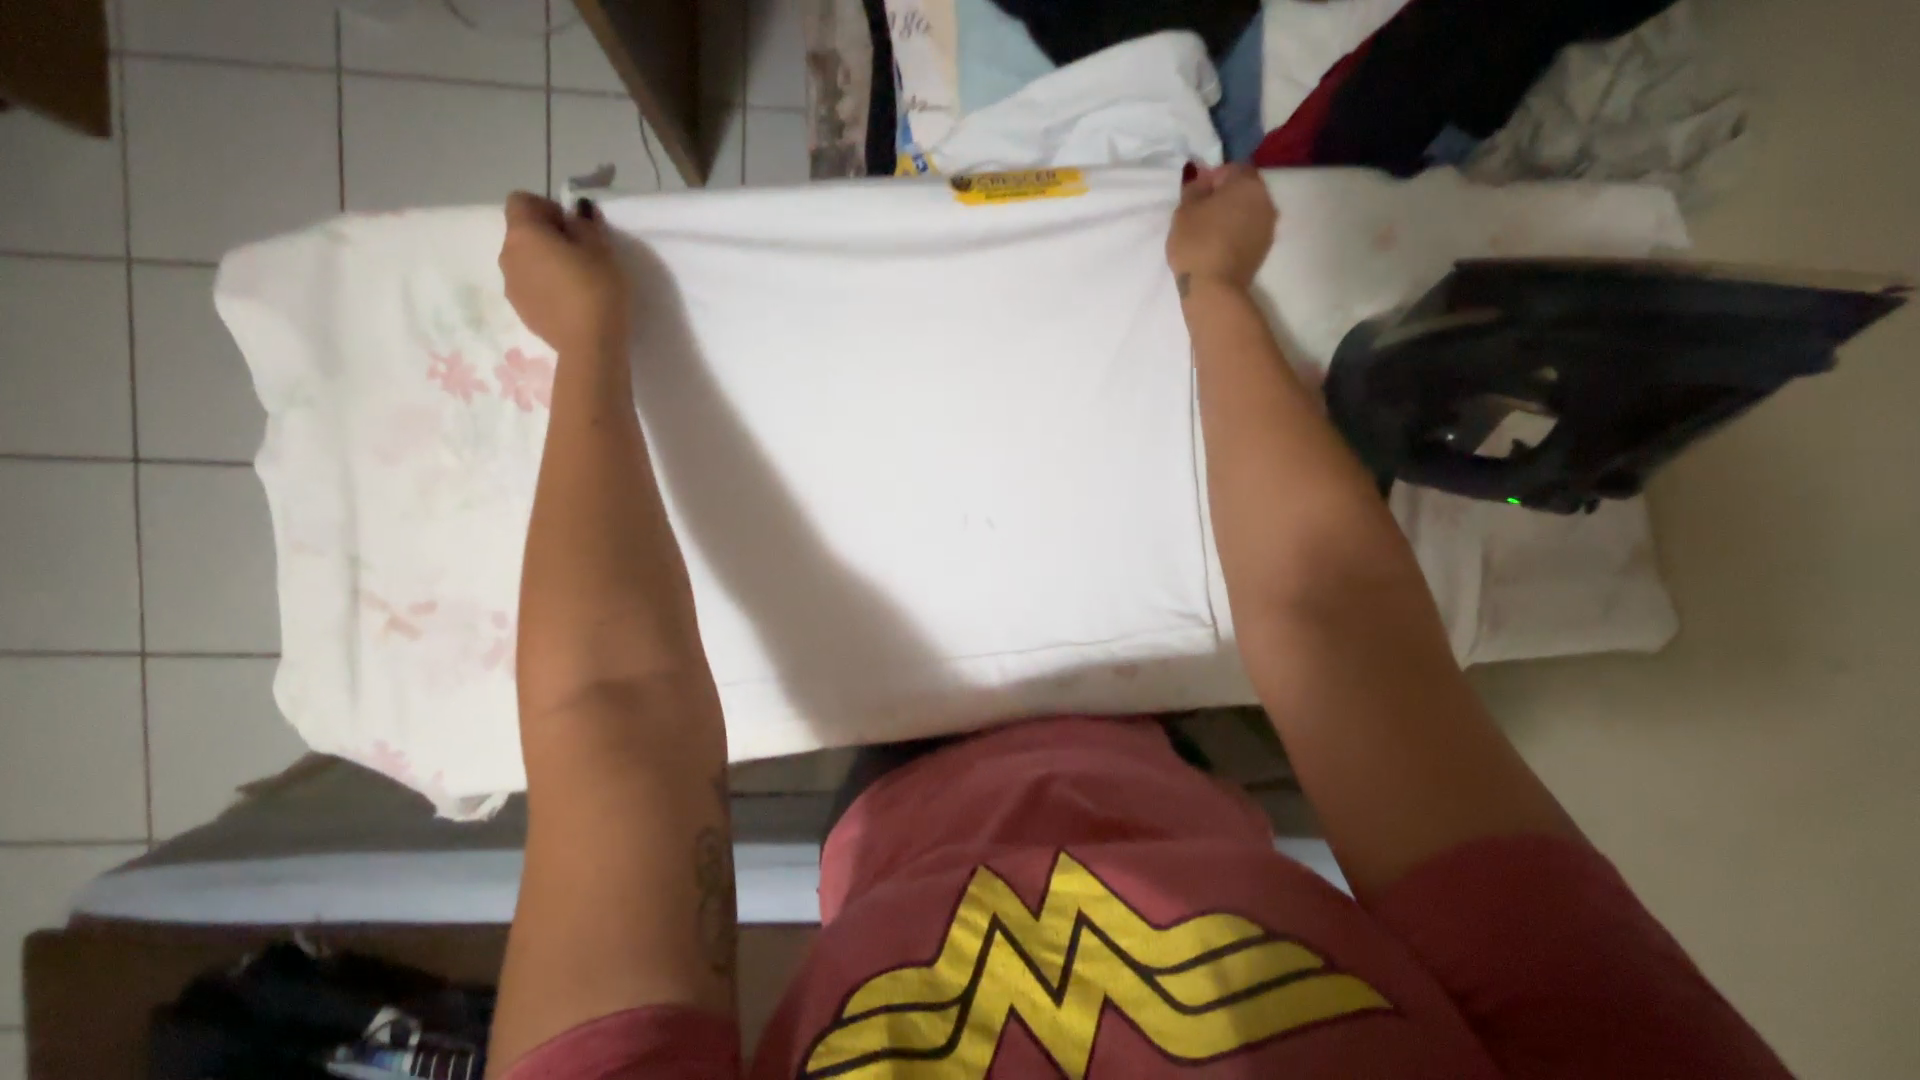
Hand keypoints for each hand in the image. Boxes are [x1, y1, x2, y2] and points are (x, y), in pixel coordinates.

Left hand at [499, 191, 629, 354]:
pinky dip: (543, 286)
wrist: (589, 345)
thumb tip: (576, 212)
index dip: (546, 206)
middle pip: (521, 232)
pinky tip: (568, 302)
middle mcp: (507, 255)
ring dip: (543, 262)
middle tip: (578, 253)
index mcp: (524, 234)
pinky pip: (528, 286)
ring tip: (574, 281)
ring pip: (523, 261)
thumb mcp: (601, 249)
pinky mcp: (520, 310)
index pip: (520, 201)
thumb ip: (585, 224)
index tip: (572, 225)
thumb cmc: (597, 289)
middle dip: (545, 235)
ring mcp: (510, 285)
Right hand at [1166, 164, 1276, 293]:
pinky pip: (1250, 228)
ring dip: (1234, 213)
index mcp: (1247, 183)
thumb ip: (1195, 188)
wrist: (1214, 288)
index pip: (1230, 168)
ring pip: (1249, 209)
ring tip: (1212, 229)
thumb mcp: (1184, 210)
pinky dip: (1238, 230)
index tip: (1196, 195)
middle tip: (1203, 211)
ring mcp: (1269, 224)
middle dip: (1225, 194)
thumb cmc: (1196, 242)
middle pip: (1244, 188)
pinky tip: (1221, 243)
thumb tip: (1202, 179)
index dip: (1211, 178)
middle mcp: (1265, 199)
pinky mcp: (1265, 246)